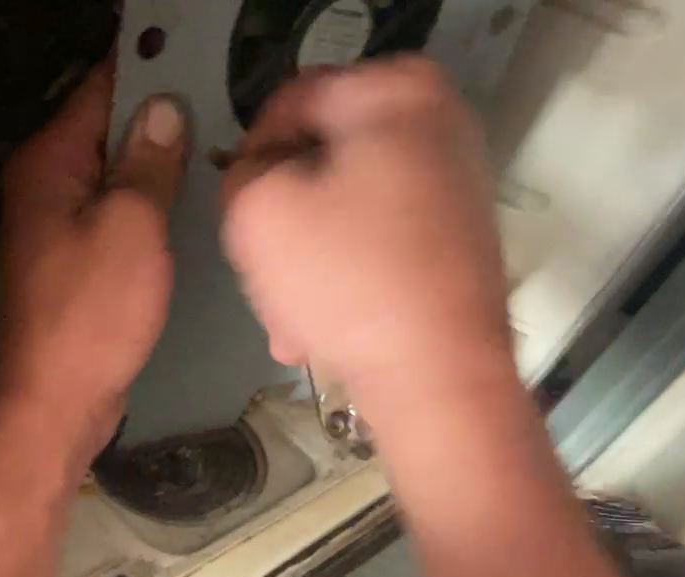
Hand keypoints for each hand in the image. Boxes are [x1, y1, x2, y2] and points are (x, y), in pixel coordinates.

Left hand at [0, 64, 188, 452]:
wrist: (59, 400)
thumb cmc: (92, 313)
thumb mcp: (131, 226)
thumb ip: (148, 162)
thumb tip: (162, 108)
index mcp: (48, 163)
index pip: (102, 88)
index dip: (153, 70)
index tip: (205, 57)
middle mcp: (45, 188)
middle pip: (109, 132)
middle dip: (162, 121)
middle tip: (226, 111)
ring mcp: (58, 229)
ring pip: (116, 179)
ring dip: (159, 169)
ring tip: (218, 154)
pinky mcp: (76, 265)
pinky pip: (115, 219)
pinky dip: (148, 211)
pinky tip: (187, 208)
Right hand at [220, 59, 511, 394]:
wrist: (433, 375)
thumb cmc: (353, 288)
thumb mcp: (258, 214)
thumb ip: (238, 173)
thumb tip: (251, 177)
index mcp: (397, 93)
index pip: (287, 103)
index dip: (247, 157)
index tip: (236, 205)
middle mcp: (437, 128)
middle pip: (316, 166)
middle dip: (280, 223)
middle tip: (264, 267)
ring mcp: (449, 189)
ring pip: (338, 215)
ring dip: (301, 265)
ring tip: (289, 315)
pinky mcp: (448, 245)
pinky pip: (369, 250)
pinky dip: (339, 283)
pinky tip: (319, 326)